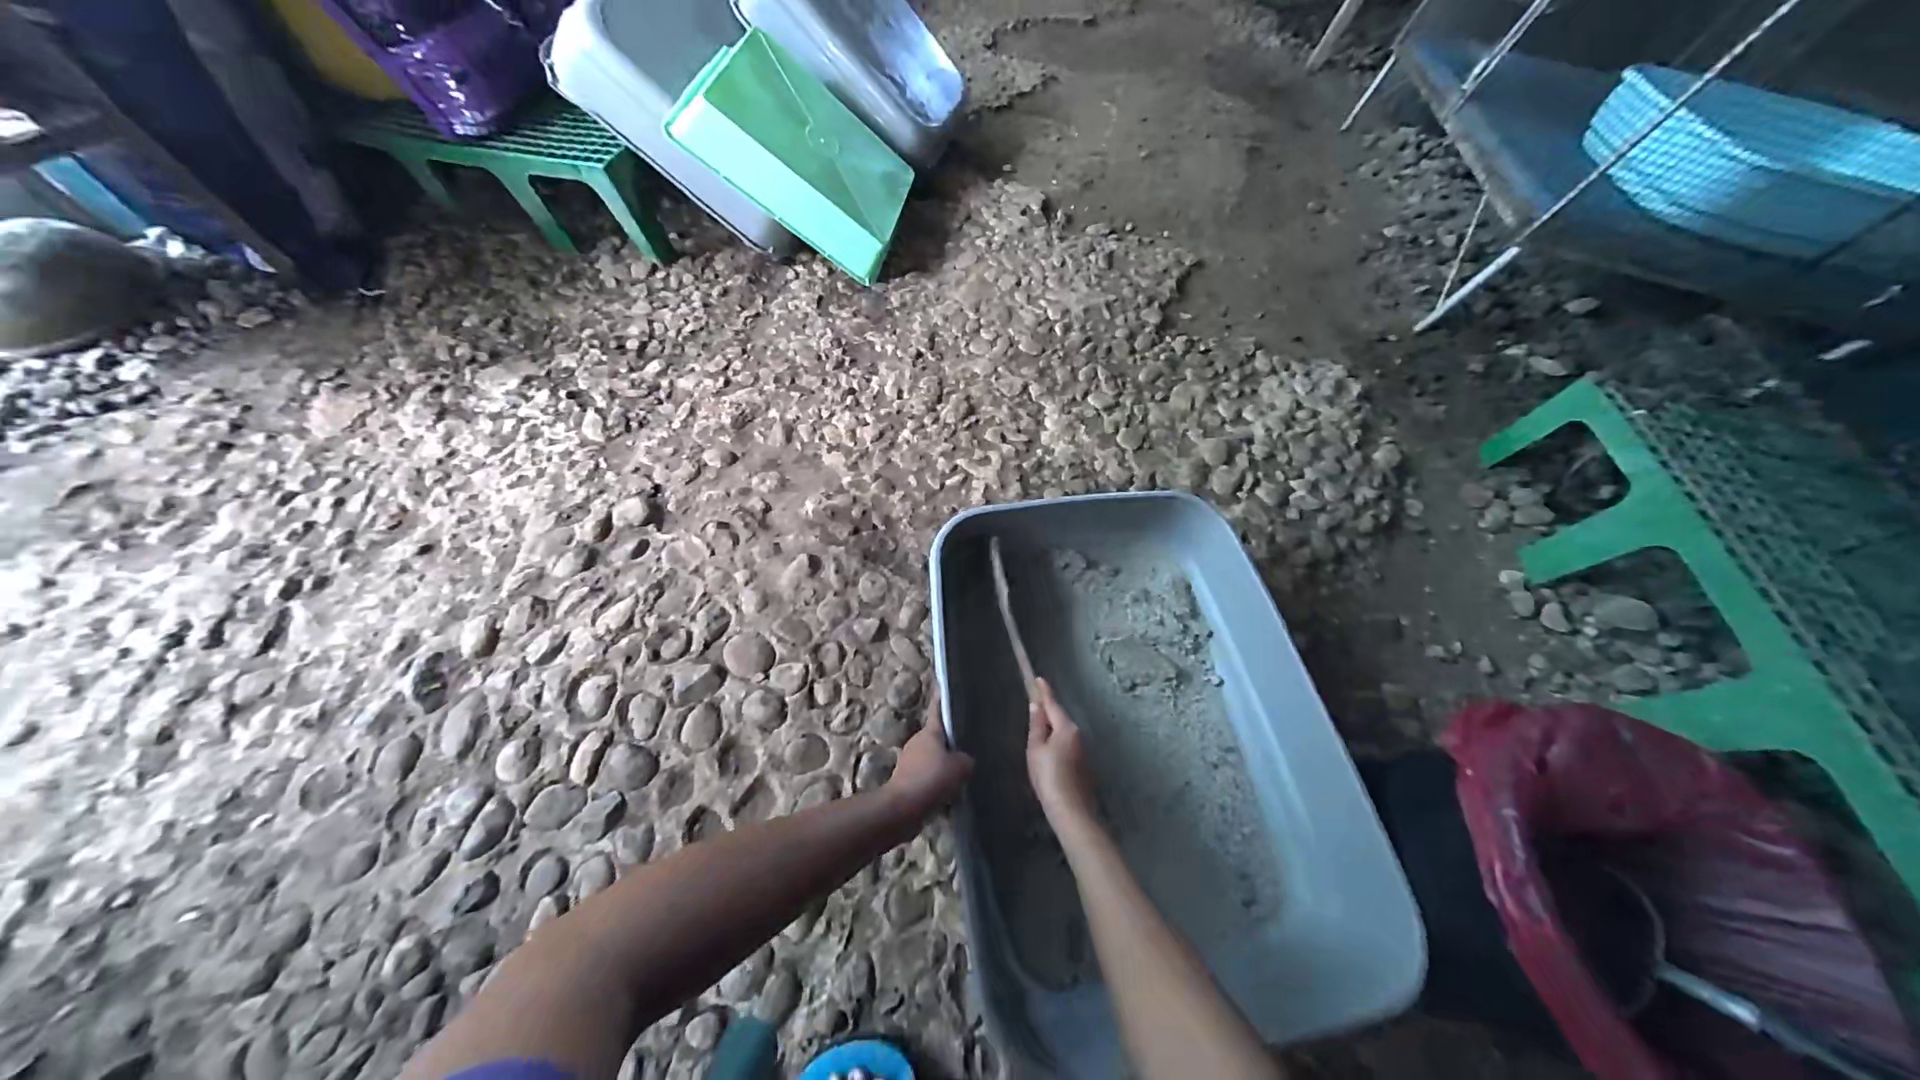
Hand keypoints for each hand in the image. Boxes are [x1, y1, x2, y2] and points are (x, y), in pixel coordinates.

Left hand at [884, 692, 974, 816]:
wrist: (902, 809)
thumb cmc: (931, 780)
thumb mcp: (960, 767)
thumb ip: (966, 759)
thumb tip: (963, 760)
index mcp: (930, 732)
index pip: (938, 709)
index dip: (943, 698)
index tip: (945, 686)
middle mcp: (917, 742)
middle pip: (937, 736)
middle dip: (951, 741)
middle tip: (969, 745)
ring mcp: (909, 761)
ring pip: (932, 757)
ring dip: (944, 764)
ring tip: (963, 773)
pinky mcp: (906, 781)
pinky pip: (927, 776)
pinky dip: (937, 782)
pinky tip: (949, 793)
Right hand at [1027, 677, 1096, 825]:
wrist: (1071, 811)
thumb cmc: (1049, 777)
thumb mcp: (1035, 750)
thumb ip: (1036, 726)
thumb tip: (1036, 706)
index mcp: (1066, 727)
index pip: (1053, 704)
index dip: (1044, 691)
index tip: (1039, 679)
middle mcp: (1079, 734)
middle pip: (1060, 718)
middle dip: (1048, 713)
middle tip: (1033, 708)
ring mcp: (1083, 750)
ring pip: (1064, 733)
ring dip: (1052, 730)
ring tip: (1037, 736)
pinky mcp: (1084, 764)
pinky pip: (1068, 745)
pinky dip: (1057, 743)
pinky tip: (1048, 756)